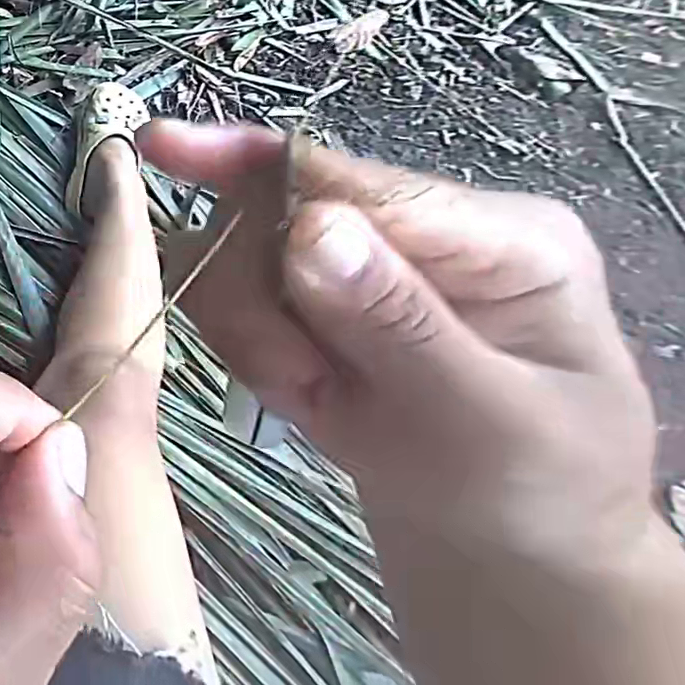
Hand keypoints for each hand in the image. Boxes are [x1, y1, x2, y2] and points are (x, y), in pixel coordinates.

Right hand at [141, 121, 684, 684]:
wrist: (493, 539)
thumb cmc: (524, 486)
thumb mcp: (484, 419)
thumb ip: (396, 318)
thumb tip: (310, 223)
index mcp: (486, 231)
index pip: (342, 175)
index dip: (244, 159)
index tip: (160, 144)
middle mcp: (400, 221)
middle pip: (263, 208)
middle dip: (257, 296)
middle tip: (295, 375)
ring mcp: (339, 251)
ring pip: (228, 249)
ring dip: (247, 326)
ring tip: (306, 387)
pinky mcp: (293, 283)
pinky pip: (217, 286)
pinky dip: (238, 339)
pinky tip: (292, 379)